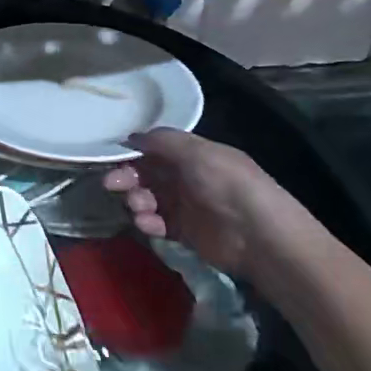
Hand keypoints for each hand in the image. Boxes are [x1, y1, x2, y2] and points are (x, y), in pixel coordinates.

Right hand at [102, 129, 297, 273]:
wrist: (258, 234)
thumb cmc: (226, 183)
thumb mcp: (196, 152)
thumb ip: (162, 141)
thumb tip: (132, 136)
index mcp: (193, 154)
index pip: (155, 149)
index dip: (133, 152)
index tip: (112, 157)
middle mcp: (187, 177)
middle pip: (147, 173)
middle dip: (128, 177)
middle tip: (113, 184)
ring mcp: (185, 205)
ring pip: (148, 198)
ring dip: (137, 200)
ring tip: (139, 207)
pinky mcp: (184, 233)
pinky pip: (157, 224)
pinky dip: (148, 223)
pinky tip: (148, 224)